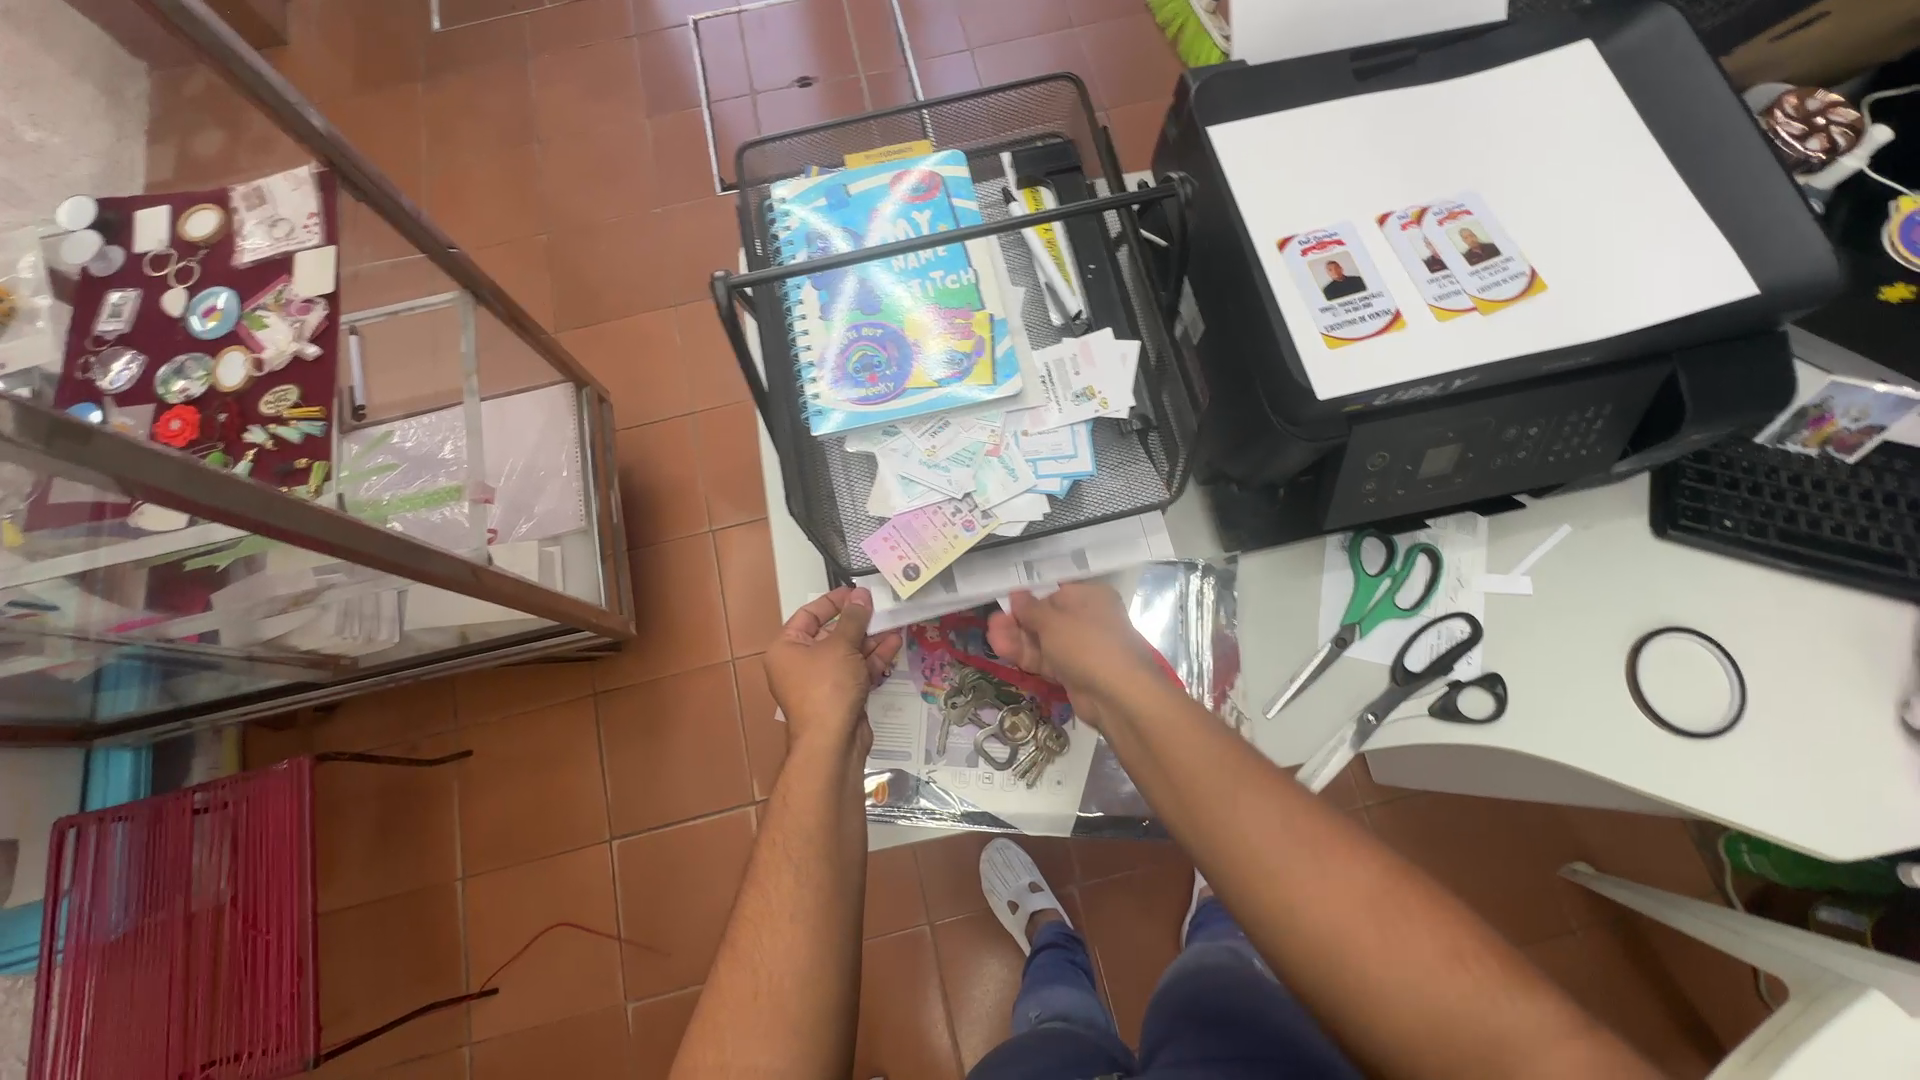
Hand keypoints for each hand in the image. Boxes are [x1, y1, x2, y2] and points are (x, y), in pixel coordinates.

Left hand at [763, 586, 902, 756]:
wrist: (832, 742)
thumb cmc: (827, 688)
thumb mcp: (841, 646)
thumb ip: (853, 618)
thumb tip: (861, 595)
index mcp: (787, 647)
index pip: (809, 614)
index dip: (834, 601)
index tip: (857, 592)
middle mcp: (800, 663)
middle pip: (831, 633)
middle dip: (858, 622)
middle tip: (880, 607)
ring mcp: (821, 681)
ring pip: (847, 652)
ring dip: (870, 639)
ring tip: (893, 623)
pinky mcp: (840, 695)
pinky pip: (856, 670)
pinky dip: (873, 658)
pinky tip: (893, 644)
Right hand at [986, 584, 1164, 723]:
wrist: (1118, 695)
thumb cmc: (1087, 644)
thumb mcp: (1053, 621)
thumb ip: (1031, 608)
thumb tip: (1017, 594)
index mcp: (1090, 597)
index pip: (1055, 591)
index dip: (1029, 596)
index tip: (1004, 600)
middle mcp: (1087, 619)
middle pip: (1046, 617)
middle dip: (1018, 620)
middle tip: (993, 623)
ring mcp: (1080, 648)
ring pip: (1043, 640)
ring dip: (1017, 638)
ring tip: (991, 636)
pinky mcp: (1073, 672)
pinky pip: (1046, 659)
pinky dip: (1026, 655)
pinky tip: (1002, 650)